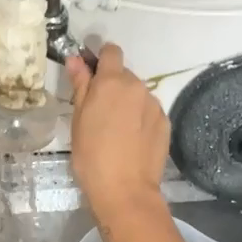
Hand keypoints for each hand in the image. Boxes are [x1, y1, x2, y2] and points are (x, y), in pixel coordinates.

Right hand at [67, 42, 170, 228]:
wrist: (125, 190)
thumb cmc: (92, 155)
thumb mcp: (78, 119)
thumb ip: (80, 85)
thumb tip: (76, 59)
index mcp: (113, 81)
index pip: (111, 51)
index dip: (101, 59)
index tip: (93, 75)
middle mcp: (137, 86)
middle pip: (125, 75)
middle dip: (113, 87)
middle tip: (100, 113)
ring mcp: (154, 105)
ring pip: (138, 95)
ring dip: (128, 103)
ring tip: (118, 131)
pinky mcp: (165, 123)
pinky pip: (149, 112)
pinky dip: (141, 120)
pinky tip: (132, 141)